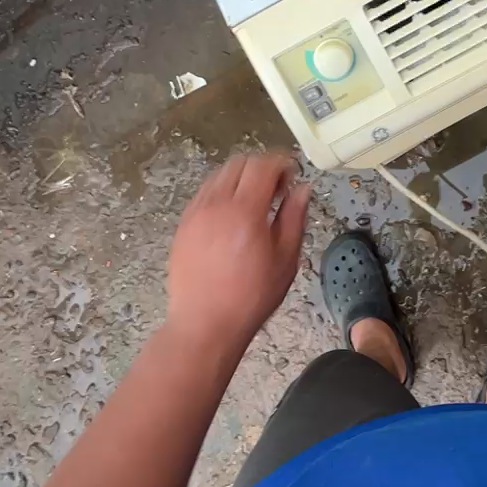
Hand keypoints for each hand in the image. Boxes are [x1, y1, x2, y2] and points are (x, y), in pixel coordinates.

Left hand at [165, 154, 310, 354]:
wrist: (205, 324)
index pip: (263, 165)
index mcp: (245, 210)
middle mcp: (217, 203)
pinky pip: (205, 192)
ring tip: (255, 201)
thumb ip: (294, 218)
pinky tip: (232, 214)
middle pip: (240, 162)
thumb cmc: (250, 297)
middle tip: (277, 189)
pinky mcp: (184, 224)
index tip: (292, 175)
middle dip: (262, 167)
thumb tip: (303, 189)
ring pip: (220, 174)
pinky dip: (222, 191)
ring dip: (241, 177)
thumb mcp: (285, 260)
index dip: (281, 163)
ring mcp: (196, 212)